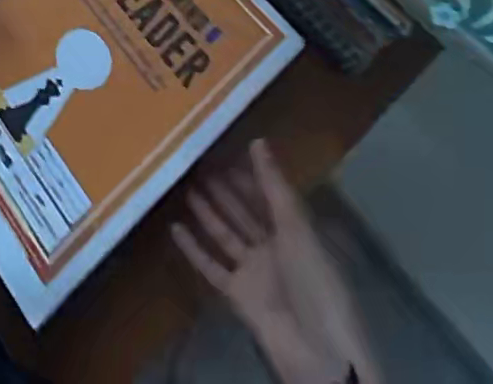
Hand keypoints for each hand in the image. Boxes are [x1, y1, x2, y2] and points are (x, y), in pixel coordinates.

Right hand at [172, 140, 379, 383]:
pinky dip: (193, 248)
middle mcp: (276, 251)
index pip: (270, 198)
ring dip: (207, 212)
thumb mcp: (297, 230)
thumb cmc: (314, 283)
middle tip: (195, 164)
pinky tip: (175, 228)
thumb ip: (274, 188)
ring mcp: (255, 273)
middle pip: (245, 215)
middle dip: (224, 190)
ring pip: (226, 235)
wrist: (318, 352)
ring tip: (182, 187)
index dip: (249, 176)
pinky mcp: (237, 294)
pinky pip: (211, 266)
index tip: (222, 151)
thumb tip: (257, 141)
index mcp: (297, 235)